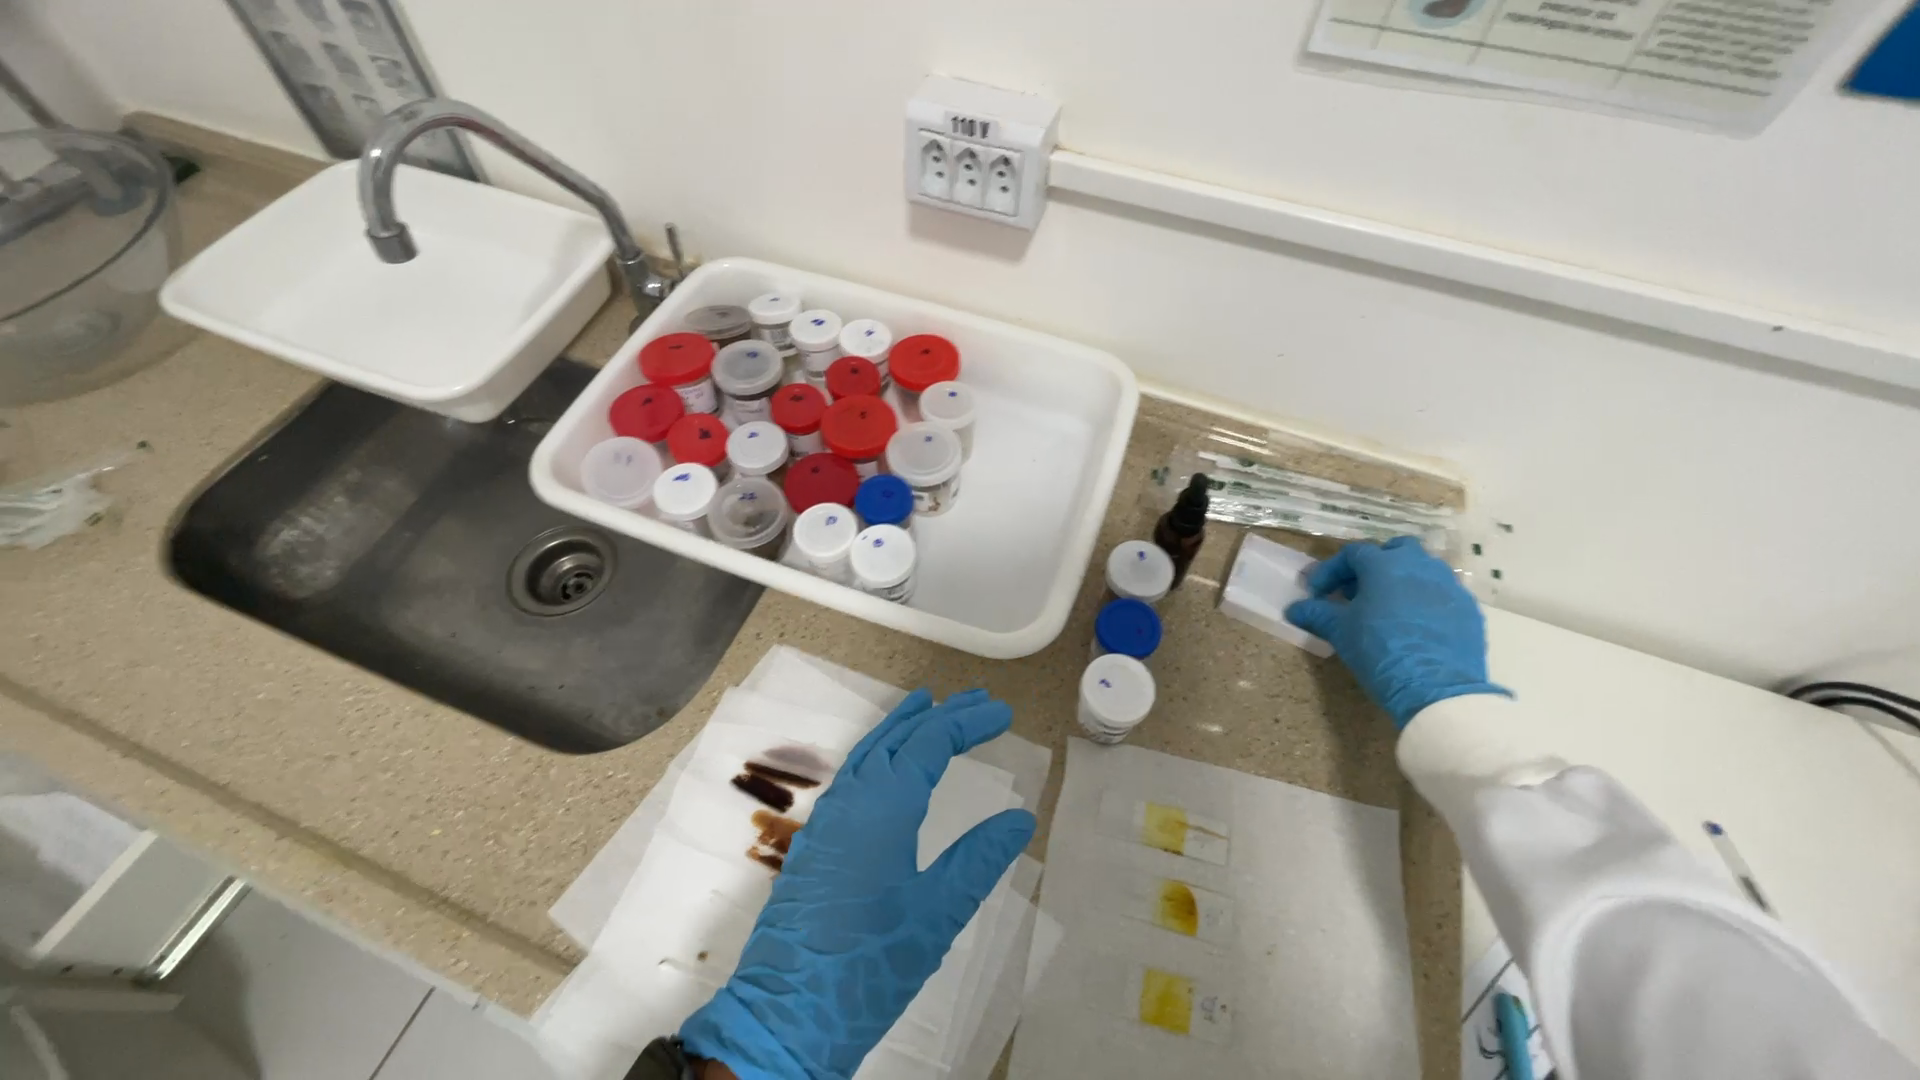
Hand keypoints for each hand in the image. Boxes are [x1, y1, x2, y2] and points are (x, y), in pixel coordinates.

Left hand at [679, 689, 1036, 1079]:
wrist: (786, 1016)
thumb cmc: (869, 964)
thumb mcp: (938, 914)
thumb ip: (979, 859)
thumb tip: (1020, 817)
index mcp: (883, 807)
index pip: (929, 744)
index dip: (967, 723)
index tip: (1002, 713)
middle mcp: (851, 801)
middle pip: (897, 738)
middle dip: (939, 715)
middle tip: (977, 699)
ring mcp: (827, 821)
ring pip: (868, 752)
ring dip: (902, 727)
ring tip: (928, 706)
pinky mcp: (816, 844)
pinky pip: (852, 776)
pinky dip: (878, 752)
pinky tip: (888, 765)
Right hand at [1284, 536, 1508, 728]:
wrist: (1436, 687)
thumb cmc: (1379, 649)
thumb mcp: (1339, 631)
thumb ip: (1316, 613)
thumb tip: (1295, 609)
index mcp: (1384, 565)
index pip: (1352, 554)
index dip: (1330, 571)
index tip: (1318, 594)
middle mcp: (1420, 565)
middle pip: (1396, 550)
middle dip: (1375, 565)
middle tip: (1358, 592)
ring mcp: (1450, 586)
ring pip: (1423, 570)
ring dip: (1402, 582)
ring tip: (1388, 610)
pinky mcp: (1469, 610)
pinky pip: (1442, 595)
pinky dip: (1425, 602)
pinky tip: (1415, 628)